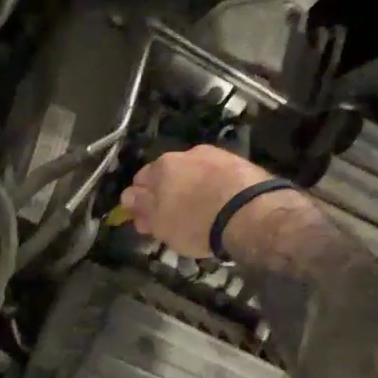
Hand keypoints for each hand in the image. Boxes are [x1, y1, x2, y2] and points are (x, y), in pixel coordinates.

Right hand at [119, 145, 294, 258]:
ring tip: (198, 213)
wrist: (248, 213)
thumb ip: (142, 208)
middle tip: (170, 218)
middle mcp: (187, 153)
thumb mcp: (160, 223)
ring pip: (194, 173)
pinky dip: (213, 189)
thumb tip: (128, 196)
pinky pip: (217, 177)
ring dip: (191, 189)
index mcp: (162, 166)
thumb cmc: (195, 222)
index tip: (145, 219)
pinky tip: (217, 206)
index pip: (140, 181)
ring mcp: (215, 155)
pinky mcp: (239, 162)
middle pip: (168, 175)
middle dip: (166, 193)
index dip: (140, 201)